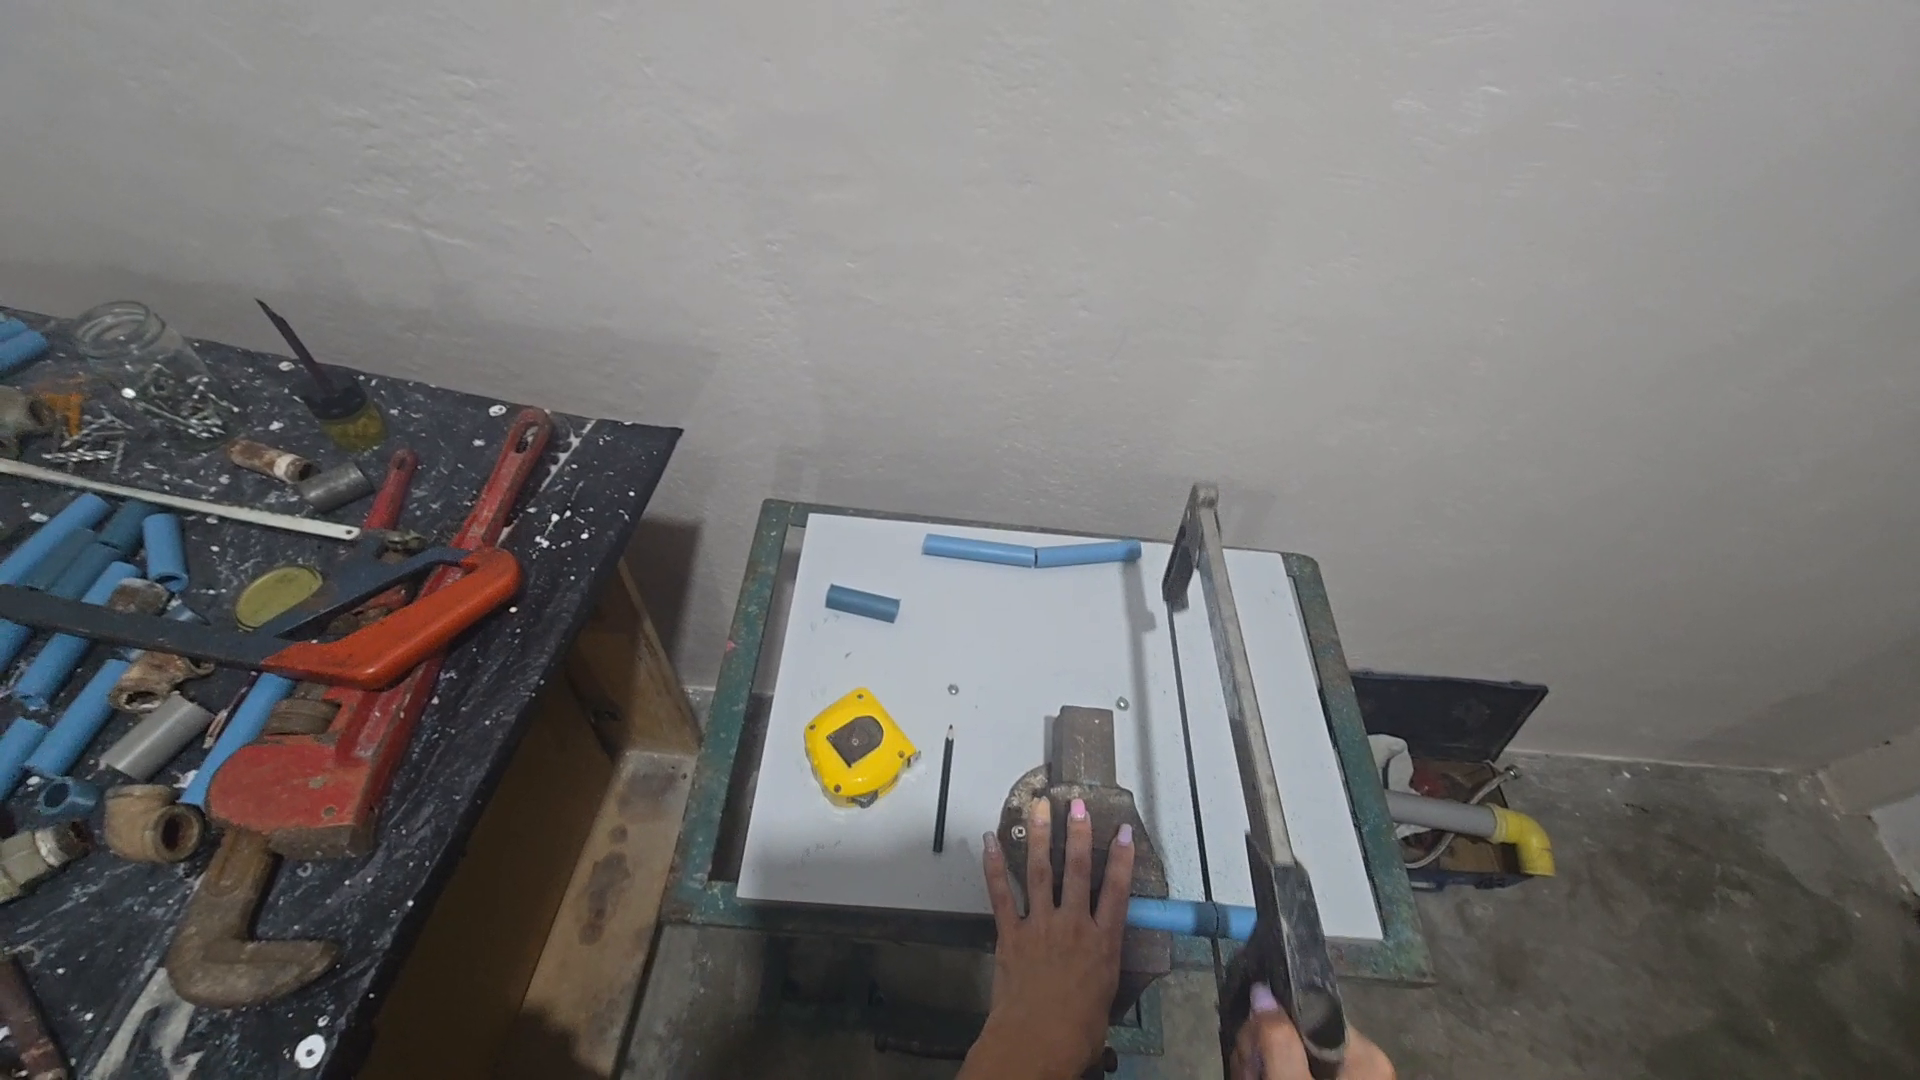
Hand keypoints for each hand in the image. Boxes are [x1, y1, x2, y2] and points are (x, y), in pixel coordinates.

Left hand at [958, 796, 1135, 1079]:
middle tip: (1078, 803)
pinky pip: (1000, 893)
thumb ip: (1104, 971)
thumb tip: (1103, 963)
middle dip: (1079, 833)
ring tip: (1039, 806)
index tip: (1124, 830)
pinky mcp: (1010, 933)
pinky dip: (993, 866)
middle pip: (1077, 870)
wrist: (1035, 1044)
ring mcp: (1039, 924)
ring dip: (1040, 836)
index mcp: (1102, 942)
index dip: (1122, 859)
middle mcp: (1072, 925)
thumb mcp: (1106, 999)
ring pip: (1040, 871)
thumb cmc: (1078, 1033)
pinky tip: (989, 840)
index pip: (1117, 892)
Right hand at [1232, 983, 1395, 1079]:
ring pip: (1281, 1041)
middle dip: (1258, 1044)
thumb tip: (1261, 990)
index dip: (1269, 1016)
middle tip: (1250, 1071)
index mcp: (1363, 1052)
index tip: (1250, 1039)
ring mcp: (1340, 1071)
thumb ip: (1277, 1041)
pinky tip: (1255, 1077)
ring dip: (1256, 1058)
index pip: (1305, 1003)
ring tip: (1250, 1076)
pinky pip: (1286, 1060)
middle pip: (1289, 1022)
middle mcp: (1355, 1054)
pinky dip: (1264, 1068)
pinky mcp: (1322, 1078)